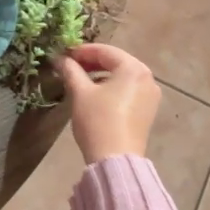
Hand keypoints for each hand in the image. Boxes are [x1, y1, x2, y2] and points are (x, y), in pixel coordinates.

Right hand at [56, 44, 161, 163]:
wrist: (115, 158)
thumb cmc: (97, 121)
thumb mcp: (80, 93)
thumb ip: (70, 71)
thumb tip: (59, 58)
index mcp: (133, 69)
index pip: (105, 51)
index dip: (81, 51)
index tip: (63, 55)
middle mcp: (147, 78)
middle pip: (116, 62)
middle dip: (92, 62)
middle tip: (70, 66)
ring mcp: (150, 95)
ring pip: (122, 77)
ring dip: (101, 75)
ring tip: (79, 81)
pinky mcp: (148, 110)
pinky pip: (128, 90)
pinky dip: (111, 88)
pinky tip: (95, 95)